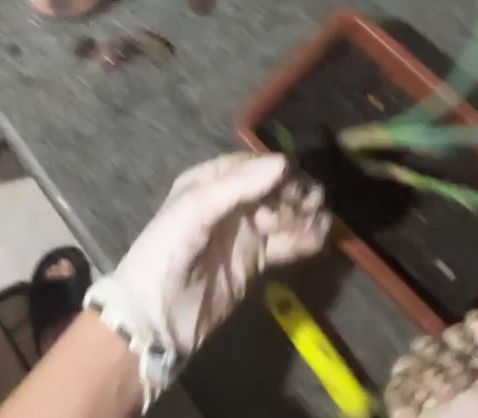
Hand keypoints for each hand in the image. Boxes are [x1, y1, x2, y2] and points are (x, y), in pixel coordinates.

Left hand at [86, 153, 329, 395]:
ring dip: (303, 215)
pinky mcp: (254, 262)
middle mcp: (228, 202)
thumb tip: (284, 163)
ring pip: (282, 215)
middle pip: (271, 188)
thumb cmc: (167, 250)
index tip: (297, 178)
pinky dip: (303, 240)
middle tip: (310, 205)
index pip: (251, 166)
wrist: (157, 315)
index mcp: (208, 181)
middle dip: (293, 192)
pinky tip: (319, 238)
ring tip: (320, 222)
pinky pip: (284, 244)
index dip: (275, 170)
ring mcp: (242, 233)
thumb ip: (239, 186)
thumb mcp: (196, 209)